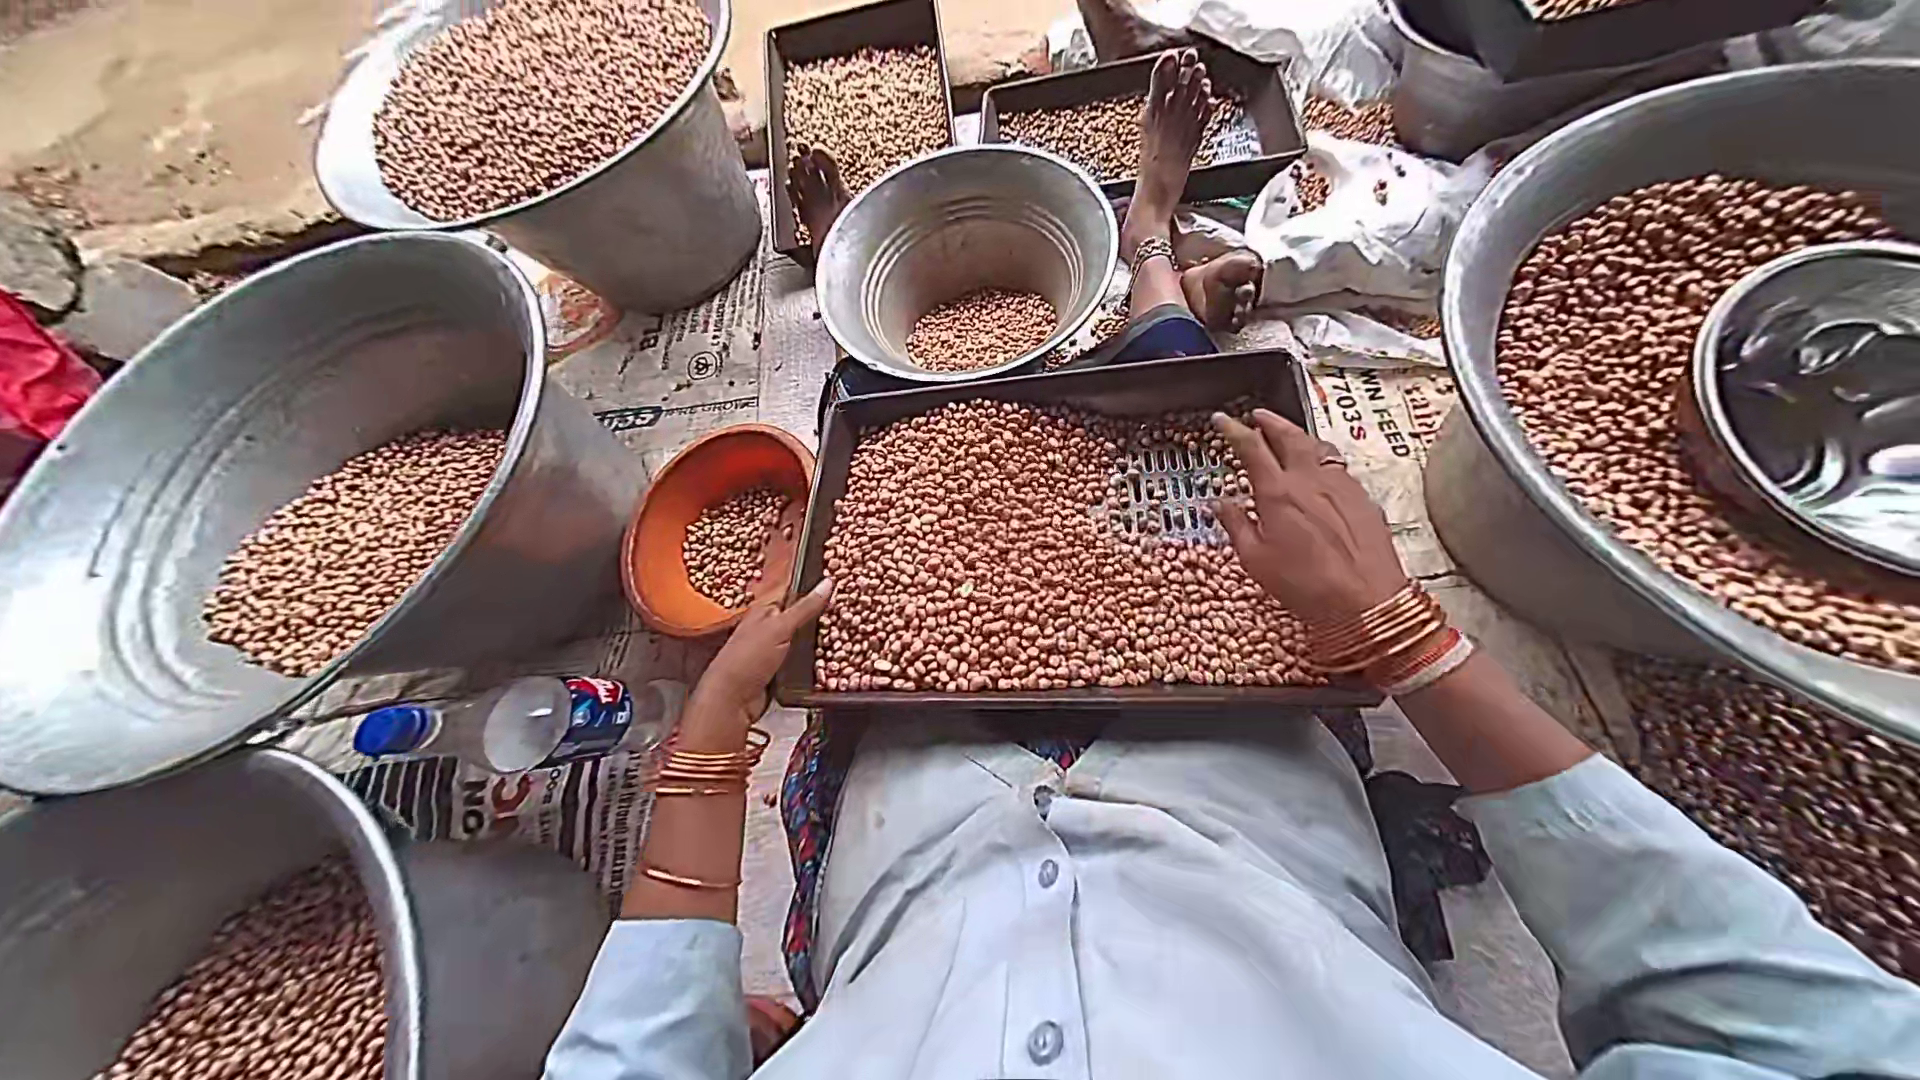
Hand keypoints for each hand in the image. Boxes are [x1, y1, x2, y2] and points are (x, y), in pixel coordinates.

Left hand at [686, 577, 833, 734]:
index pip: (794, 590)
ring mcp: (776, 648)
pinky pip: (804, 657)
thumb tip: (827, 583)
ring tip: (845, 630)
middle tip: (847, 608)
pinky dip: (815, 657)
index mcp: (765, 609)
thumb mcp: (780, 627)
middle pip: (803, 615)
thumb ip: (805, 607)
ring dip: (821, 637)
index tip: (838, 581)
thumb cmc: (746, 660)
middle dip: (822, 613)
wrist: (732, 701)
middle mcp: (770, 627)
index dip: (815, 586)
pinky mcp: (782, 668)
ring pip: (806, 637)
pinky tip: (831, 655)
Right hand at [1213, 410, 1407, 625]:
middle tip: (1257, 415)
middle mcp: (1309, 481)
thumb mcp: (1255, 559)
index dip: (1233, 429)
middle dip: (1270, 421)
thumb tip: (1219, 504)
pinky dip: (1320, 458)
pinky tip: (1317, 469)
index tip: (1222, 420)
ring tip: (1287, 435)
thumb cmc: (1305, 584)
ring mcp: (1340, 486)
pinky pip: (1336, 466)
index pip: (1251, 447)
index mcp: (1277, 493)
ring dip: (1297, 435)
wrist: (1366, 600)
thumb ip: (1235, 524)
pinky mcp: (1361, 498)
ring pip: (1316, 447)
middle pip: (1288, 436)